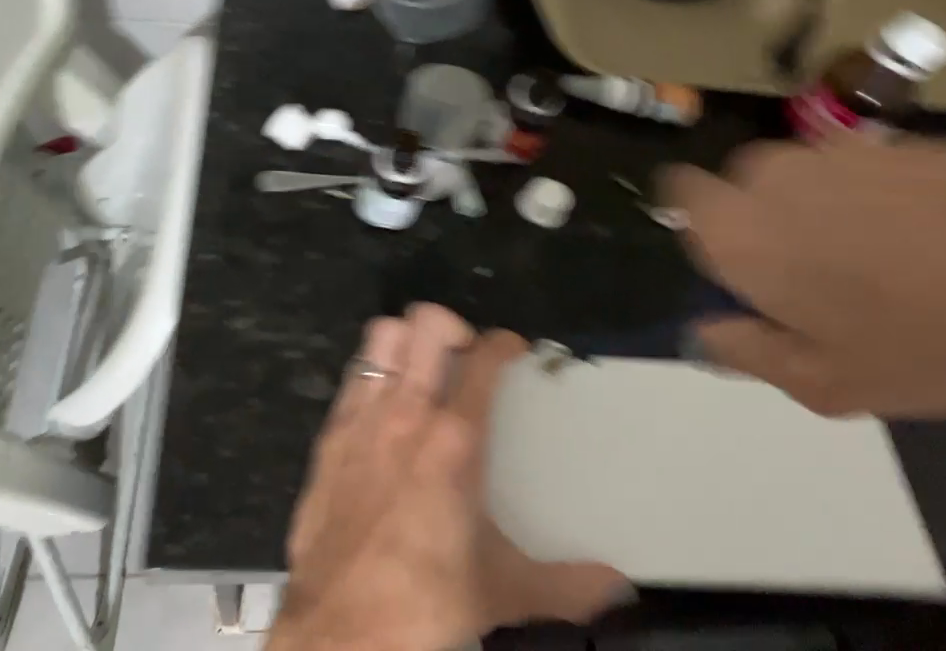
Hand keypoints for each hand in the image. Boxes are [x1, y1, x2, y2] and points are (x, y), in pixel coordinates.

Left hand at [270, 303, 631, 650]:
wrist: (341, 630)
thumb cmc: (426, 602)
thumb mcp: (505, 593)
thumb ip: (568, 584)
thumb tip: (617, 584)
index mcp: (455, 439)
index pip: (484, 358)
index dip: (505, 342)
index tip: (515, 352)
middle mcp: (406, 414)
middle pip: (427, 324)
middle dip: (454, 327)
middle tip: (468, 359)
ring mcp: (361, 420)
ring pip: (383, 338)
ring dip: (407, 341)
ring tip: (424, 368)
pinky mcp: (328, 439)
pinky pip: (352, 378)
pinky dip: (373, 374)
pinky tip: (385, 405)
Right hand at [665, 138, 945, 416]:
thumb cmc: (934, 337)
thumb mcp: (827, 382)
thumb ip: (745, 351)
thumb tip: (708, 328)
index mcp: (734, 230)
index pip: (679, 198)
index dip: (706, 238)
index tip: (749, 281)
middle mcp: (769, 174)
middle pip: (741, 194)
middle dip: (763, 232)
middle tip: (822, 292)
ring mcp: (836, 150)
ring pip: (801, 185)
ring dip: (821, 219)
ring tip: (890, 272)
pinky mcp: (896, 141)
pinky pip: (857, 176)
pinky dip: (876, 206)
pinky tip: (935, 248)